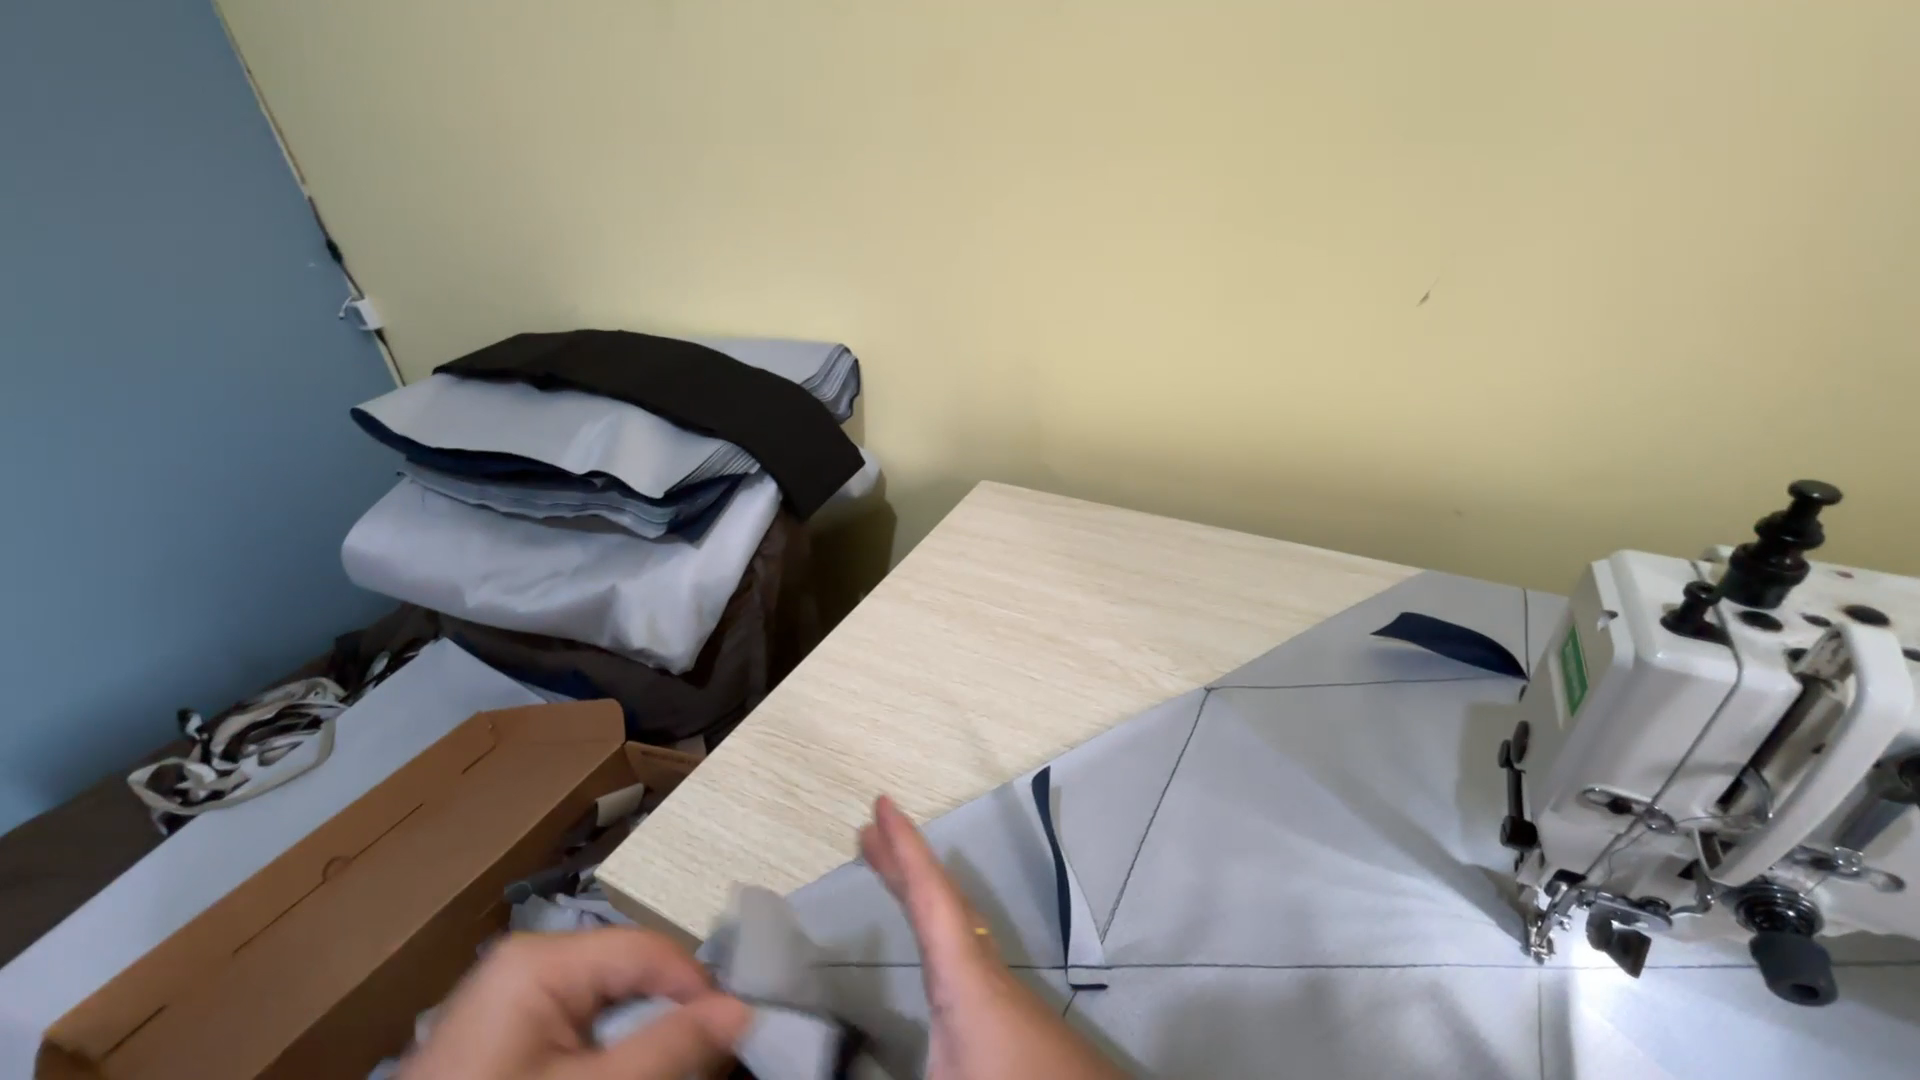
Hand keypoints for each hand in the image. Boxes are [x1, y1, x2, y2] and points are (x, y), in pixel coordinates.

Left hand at [399, 928, 750, 1079]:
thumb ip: (669, 1049)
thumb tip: (743, 1009)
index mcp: (542, 959)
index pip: (651, 951)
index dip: (698, 992)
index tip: (733, 1040)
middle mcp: (529, 960)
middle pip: (632, 975)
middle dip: (668, 1022)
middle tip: (696, 1070)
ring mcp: (514, 994)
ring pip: (611, 1004)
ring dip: (642, 1043)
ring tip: (659, 1074)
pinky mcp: (508, 1029)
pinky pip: (580, 1025)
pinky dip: (608, 1055)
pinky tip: (614, 1077)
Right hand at [860, 796, 1126, 1079]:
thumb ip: (888, 1070)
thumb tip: (816, 1077)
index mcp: (965, 978)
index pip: (932, 899)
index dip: (906, 850)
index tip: (884, 805)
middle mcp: (985, 969)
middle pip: (942, 900)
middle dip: (905, 862)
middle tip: (869, 830)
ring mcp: (1001, 988)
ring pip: (956, 922)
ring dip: (921, 891)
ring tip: (888, 871)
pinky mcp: (1009, 1011)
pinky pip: (965, 944)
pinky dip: (938, 922)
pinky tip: (933, 941)